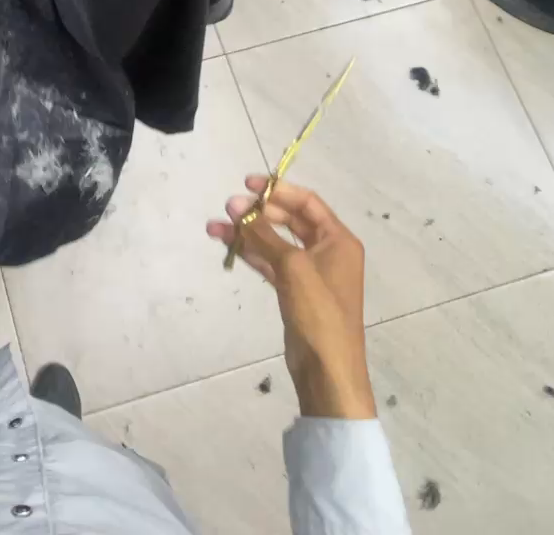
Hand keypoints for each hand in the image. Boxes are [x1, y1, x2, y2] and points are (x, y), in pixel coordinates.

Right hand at [206, 176, 375, 419]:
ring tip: (215, 226)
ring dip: (247, 232)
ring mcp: (309, 272)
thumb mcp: (292, 266)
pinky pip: (269, 261)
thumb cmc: (319, 312)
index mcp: (338, 240)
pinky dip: (249, 252)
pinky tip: (226, 245)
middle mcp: (326, 251)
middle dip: (258, 212)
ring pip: (274, 241)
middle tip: (229, 208)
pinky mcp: (293, 290)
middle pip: (288, 219)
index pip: (307, 202)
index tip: (247, 184)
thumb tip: (236, 206)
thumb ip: (263, 234)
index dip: (278, 190)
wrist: (326, 369)